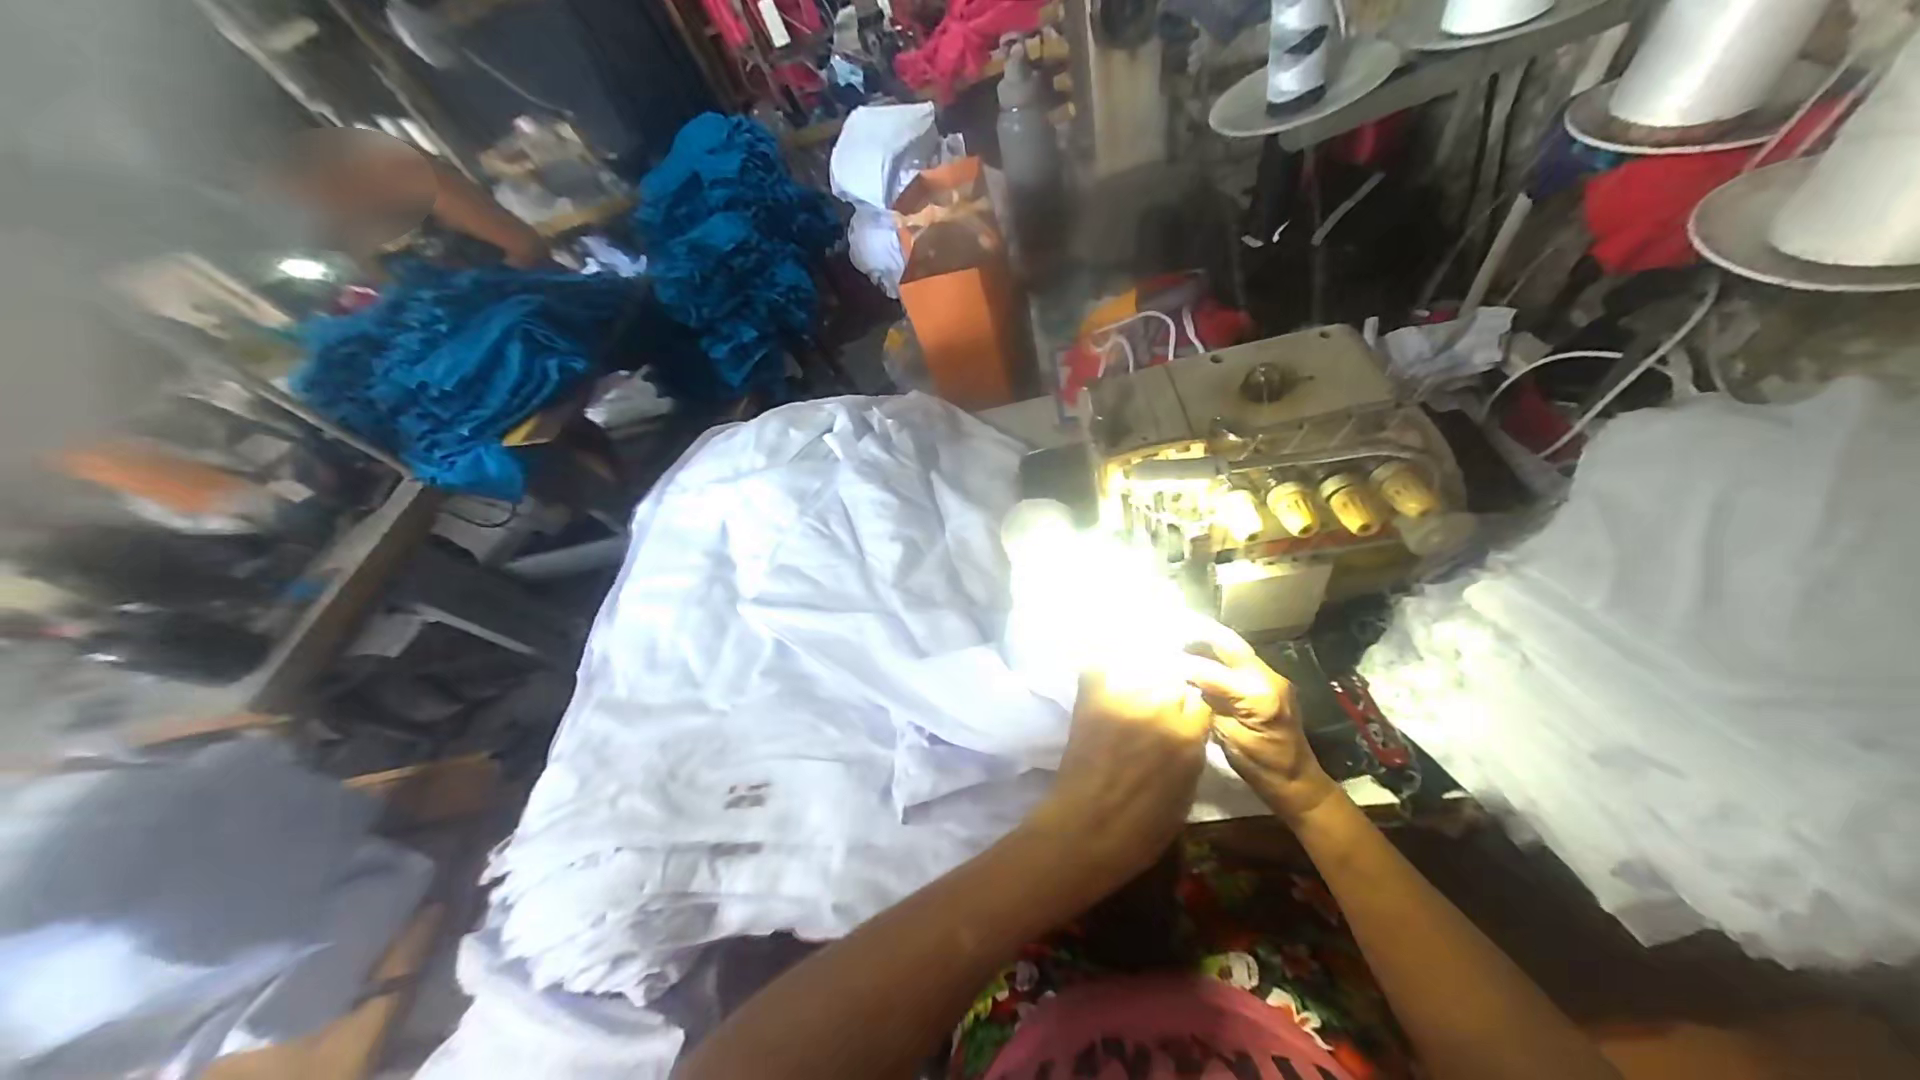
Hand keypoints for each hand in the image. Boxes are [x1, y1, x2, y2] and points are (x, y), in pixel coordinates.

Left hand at [1027, 663, 1211, 882]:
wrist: (1084, 829)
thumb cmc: (1140, 831)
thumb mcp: (1185, 796)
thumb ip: (1190, 755)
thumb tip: (1187, 735)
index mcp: (1189, 736)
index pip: (1200, 701)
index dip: (1191, 710)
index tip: (1182, 717)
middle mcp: (1161, 708)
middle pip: (1173, 680)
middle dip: (1168, 691)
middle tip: (1154, 705)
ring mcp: (1125, 699)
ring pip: (1141, 668)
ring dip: (1139, 677)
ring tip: (1131, 685)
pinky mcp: (1092, 699)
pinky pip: (1101, 667)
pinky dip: (1104, 668)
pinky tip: (1104, 680)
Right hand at [1181, 620, 1340, 822]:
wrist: (1297, 782)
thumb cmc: (1261, 767)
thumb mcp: (1227, 738)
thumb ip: (1207, 705)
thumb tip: (1181, 681)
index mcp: (1258, 694)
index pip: (1211, 670)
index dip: (1183, 663)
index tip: (1158, 655)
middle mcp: (1269, 678)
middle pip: (1230, 644)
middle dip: (1200, 633)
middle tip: (1172, 626)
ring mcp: (1272, 678)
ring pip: (1235, 650)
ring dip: (1208, 642)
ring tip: (1181, 637)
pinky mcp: (1270, 683)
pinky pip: (1240, 662)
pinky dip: (1218, 655)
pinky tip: (1200, 656)